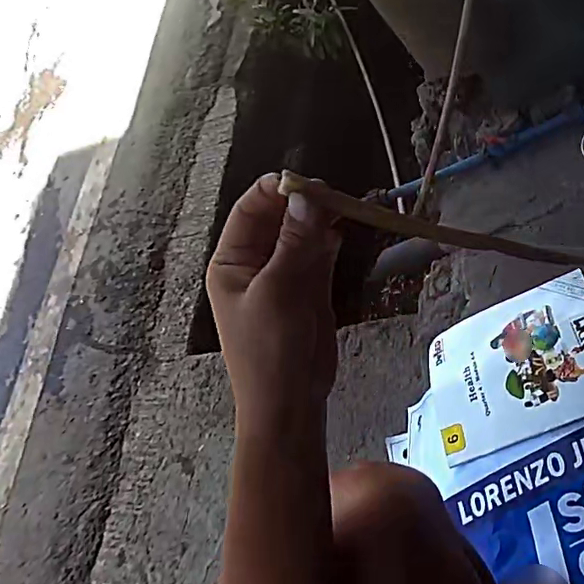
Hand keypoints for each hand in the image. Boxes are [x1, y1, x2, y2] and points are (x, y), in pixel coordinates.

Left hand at [207, 173, 342, 426]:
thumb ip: (296, 243)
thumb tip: (309, 196)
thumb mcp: (281, 293)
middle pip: (281, 219)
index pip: (251, 211)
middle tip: (340, 196)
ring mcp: (286, 275)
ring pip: (304, 234)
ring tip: (351, 206)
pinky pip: (321, 254)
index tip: (313, 183)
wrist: (290, 401)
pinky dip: (335, 240)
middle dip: (307, 204)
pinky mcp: (311, 288)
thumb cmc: (271, 350)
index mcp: (232, 262)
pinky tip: (350, 227)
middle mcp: (256, 263)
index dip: (278, 192)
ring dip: (325, 220)